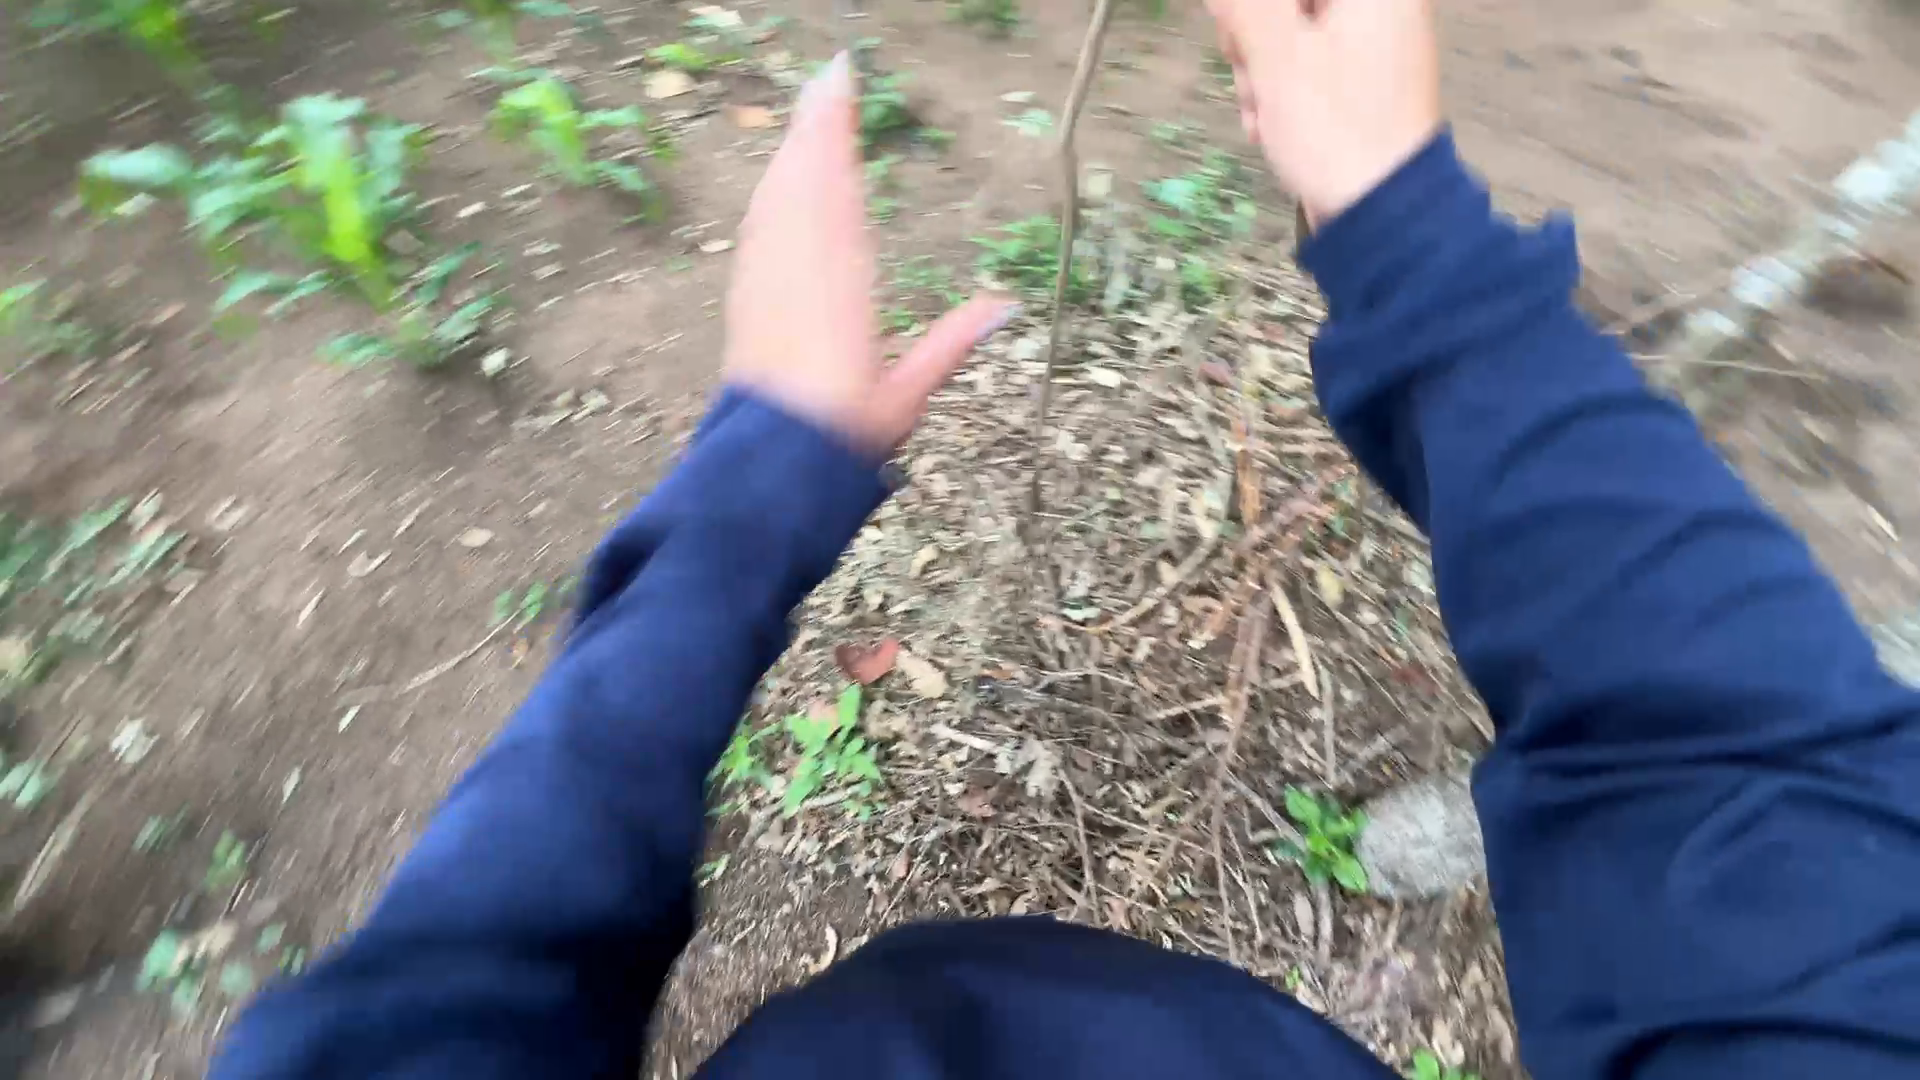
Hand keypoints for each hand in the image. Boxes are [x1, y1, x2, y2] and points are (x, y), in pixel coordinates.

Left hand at [725, 53, 1015, 456]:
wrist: (776, 462)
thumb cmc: (846, 431)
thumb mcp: (910, 393)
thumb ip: (954, 343)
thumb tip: (1006, 305)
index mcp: (844, 284)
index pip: (839, 190)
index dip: (836, 132)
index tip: (840, 80)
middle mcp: (800, 270)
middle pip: (803, 181)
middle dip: (813, 127)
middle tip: (826, 77)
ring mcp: (768, 281)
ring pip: (776, 200)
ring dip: (790, 153)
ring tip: (806, 116)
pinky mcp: (747, 299)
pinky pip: (759, 230)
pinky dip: (771, 195)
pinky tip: (777, 182)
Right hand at [1204, 0, 1441, 227]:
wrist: (1377, 204)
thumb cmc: (1333, 127)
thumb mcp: (1278, 58)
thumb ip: (1247, 7)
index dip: (1251, 10)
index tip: (1235, 41)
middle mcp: (1377, 5)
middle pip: (1288, 4)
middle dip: (1253, 40)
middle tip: (1249, 80)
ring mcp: (1371, 43)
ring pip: (1290, 36)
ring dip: (1259, 75)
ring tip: (1260, 115)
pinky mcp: (1359, 82)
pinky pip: (1306, 68)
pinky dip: (1279, 93)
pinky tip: (1269, 126)